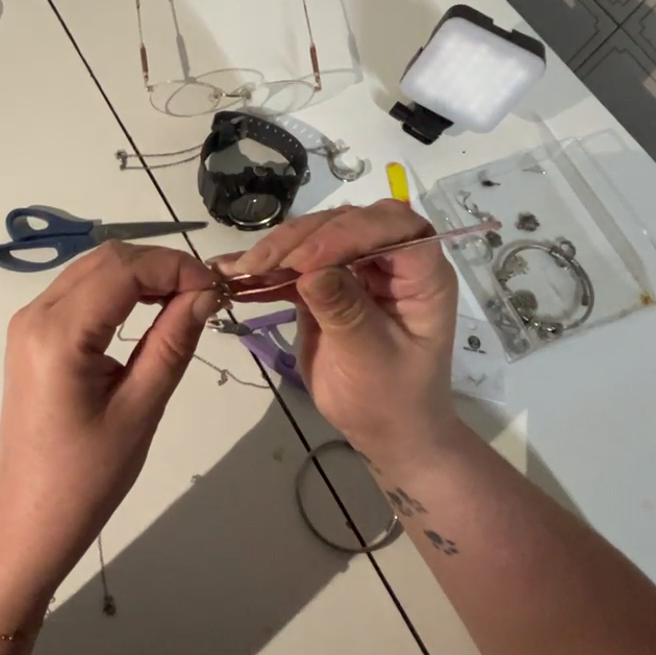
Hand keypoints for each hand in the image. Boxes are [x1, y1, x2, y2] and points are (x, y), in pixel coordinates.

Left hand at [0, 242, 221, 584]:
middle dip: (160, 265)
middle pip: (106, 260)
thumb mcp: (140, 409)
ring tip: (185, 299)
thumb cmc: (87, 477)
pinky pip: (80, 290)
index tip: (216, 288)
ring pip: (93, 268)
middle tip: (205, 294)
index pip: (123, 270)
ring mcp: (29, 321)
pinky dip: (119, 289)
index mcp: (58, 334)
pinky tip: (149, 308)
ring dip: (141, 273)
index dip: (174, 267)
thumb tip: (206, 294)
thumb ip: (173, 342)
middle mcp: (36, 314)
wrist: (31, 517)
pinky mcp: (32, 333)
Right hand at [224, 200, 461, 463]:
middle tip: (257, 265)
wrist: (384, 430)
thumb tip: (310, 273)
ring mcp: (356, 268)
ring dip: (275, 251)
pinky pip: (294, 264)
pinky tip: (233, 276)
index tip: (305, 261)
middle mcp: (391, 260)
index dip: (349, 233)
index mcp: (422, 274)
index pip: (393, 227)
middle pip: (346, 223)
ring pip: (314, 237)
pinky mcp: (325, 281)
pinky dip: (265, 270)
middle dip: (300, 239)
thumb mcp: (372, 358)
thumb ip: (345, 313)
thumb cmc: (393, 398)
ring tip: (238, 271)